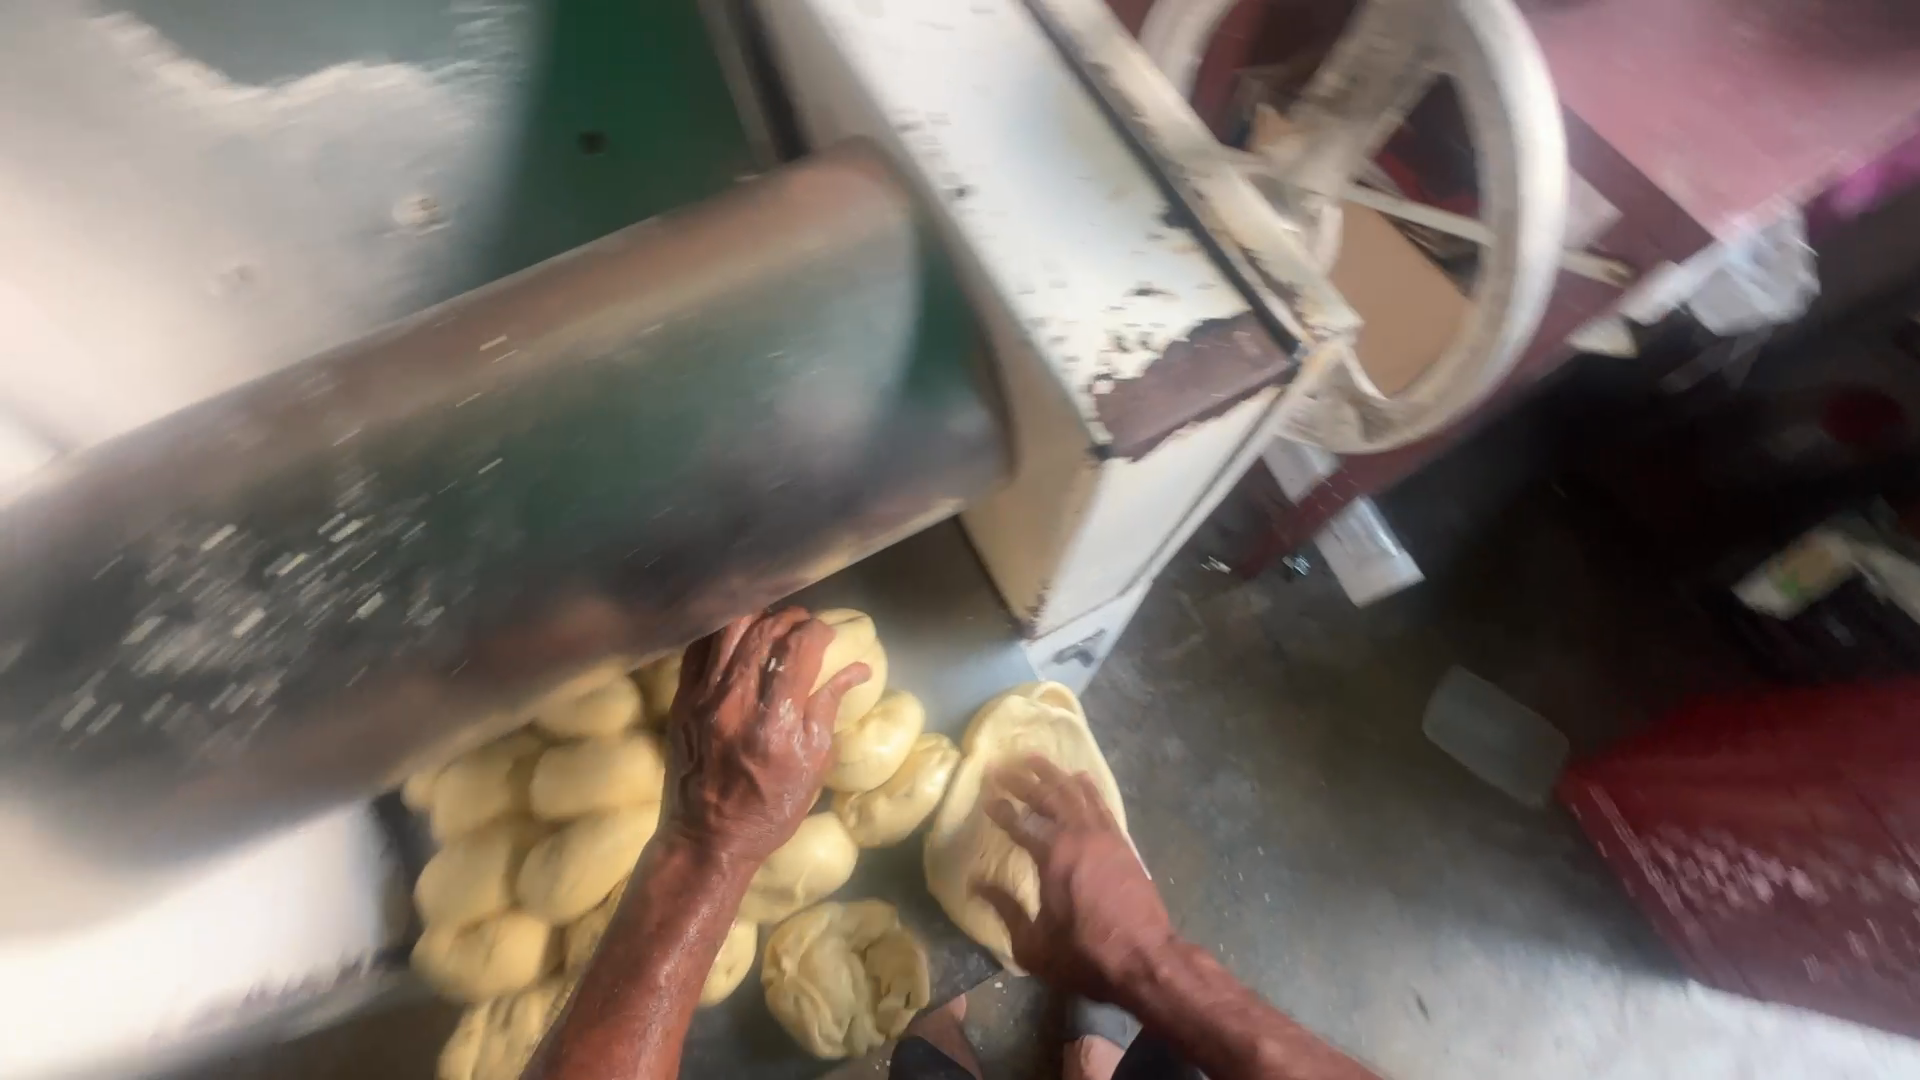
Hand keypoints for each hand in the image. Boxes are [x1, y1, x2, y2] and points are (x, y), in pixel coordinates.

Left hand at [662, 609, 869, 862]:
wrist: (707, 839)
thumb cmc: (771, 807)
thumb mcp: (814, 763)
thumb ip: (829, 707)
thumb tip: (858, 669)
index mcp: (775, 722)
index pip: (798, 649)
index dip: (818, 631)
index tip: (828, 635)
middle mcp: (735, 702)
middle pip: (765, 632)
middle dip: (792, 619)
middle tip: (806, 625)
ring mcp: (703, 698)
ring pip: (729, 630)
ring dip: (758, 616)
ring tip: (774, 623)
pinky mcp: (682, 700)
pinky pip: (700, 648)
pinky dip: (723, 631)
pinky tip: (740, 634)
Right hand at [974, 755, 1174, 1002]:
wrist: (1145, 959)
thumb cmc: (1085, 955)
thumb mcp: (1034, 944)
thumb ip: (1005, 908)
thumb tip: (976, 883)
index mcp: (1053, 858)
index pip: (1020, 824)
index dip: (1001, 809)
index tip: (987, 797)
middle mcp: (1078, 837)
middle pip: (1047, 798)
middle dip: (1023, 781)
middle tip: (1003, 768)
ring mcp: (1103, 836)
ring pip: (1075, 793)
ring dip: (1053, 775)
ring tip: (1035, 759)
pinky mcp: (1121, 842)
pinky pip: (1101, 804)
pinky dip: (1087, 787)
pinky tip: (1079, 777)